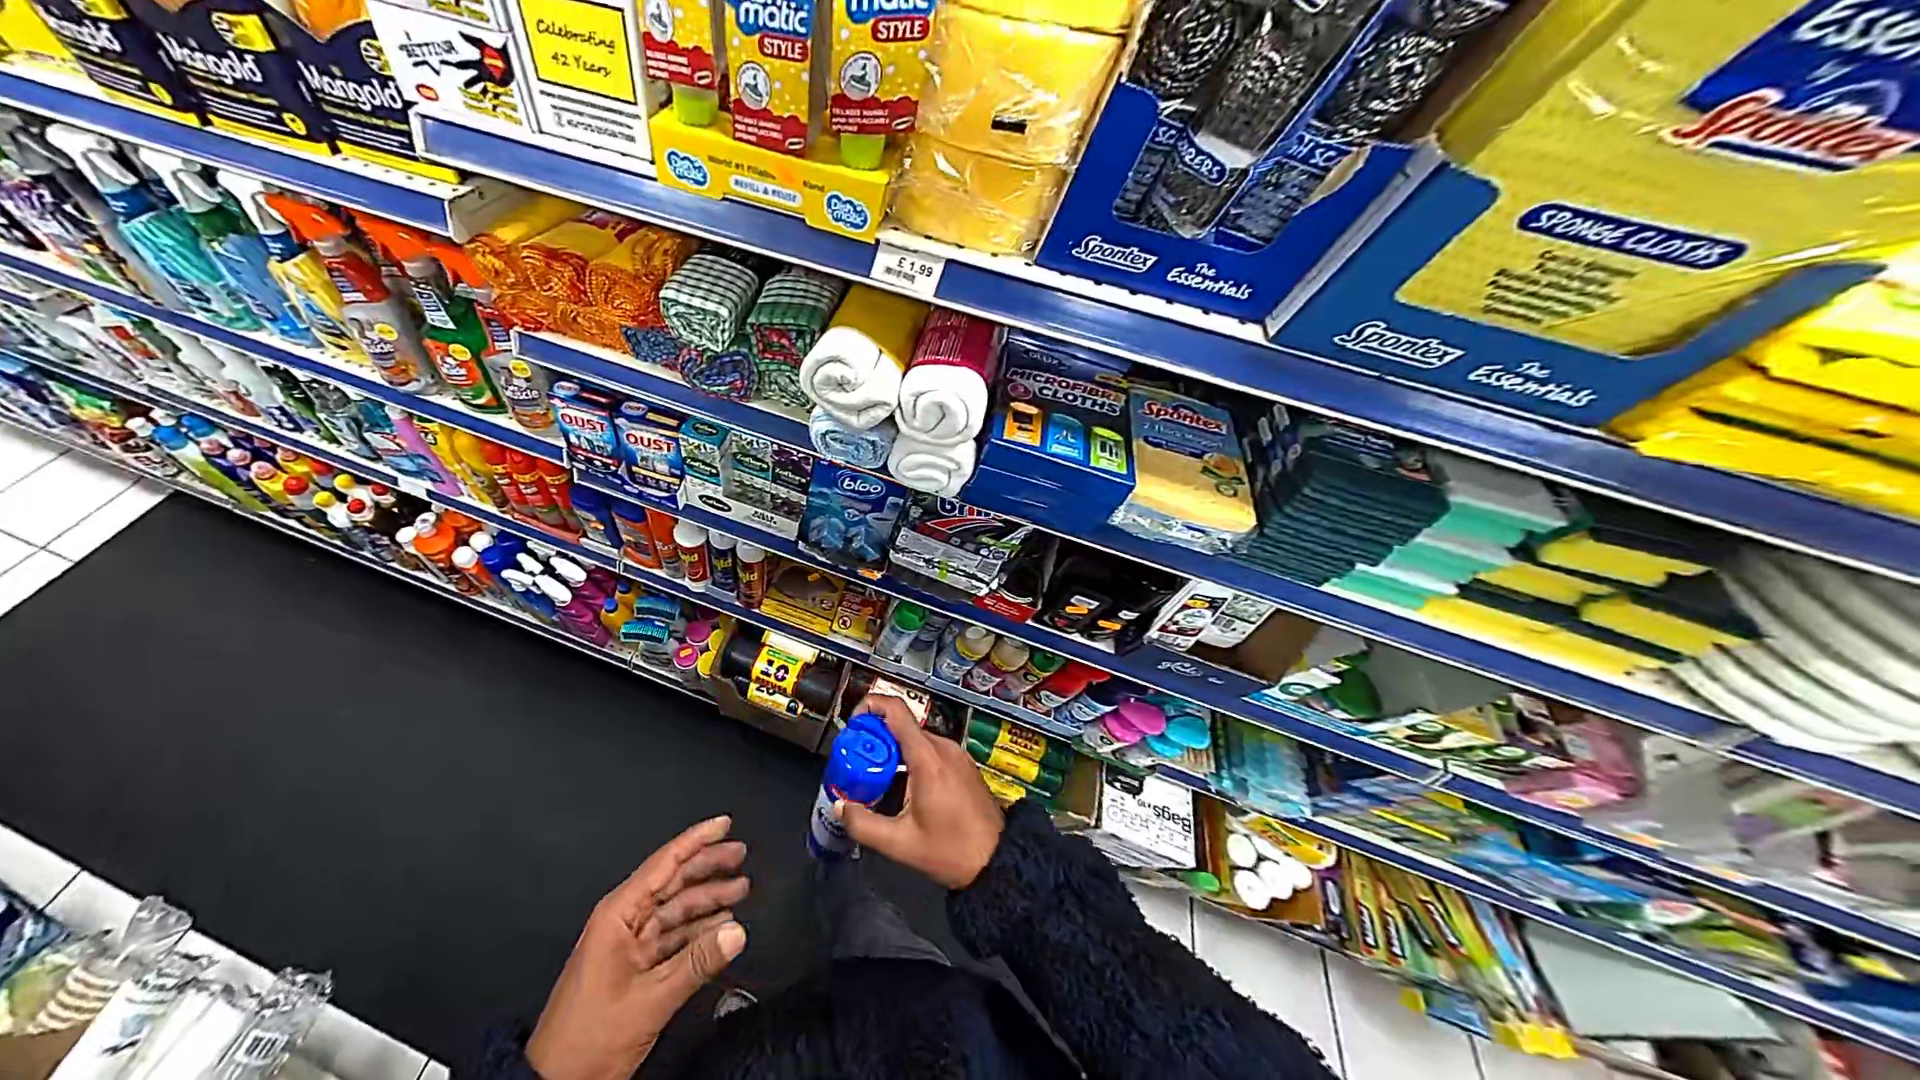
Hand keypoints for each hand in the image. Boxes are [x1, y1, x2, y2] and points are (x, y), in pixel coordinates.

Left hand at [525, 815, 750, 1079]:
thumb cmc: (586, 1042)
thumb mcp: (648, 1001)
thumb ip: (698, 963)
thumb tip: (738, 932)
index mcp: (618, 916)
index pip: (664, 864)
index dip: (696, 840)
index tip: (724, 824)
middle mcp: (624, 922)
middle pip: (673, 881)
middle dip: (708, 867)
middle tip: (741, 856)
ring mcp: (630, 944)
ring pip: (677, 908)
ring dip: (709, 899)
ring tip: (740, 890)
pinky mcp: (636, 965)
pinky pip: (674, 935)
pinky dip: (699, 929)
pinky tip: (721, 926)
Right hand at [836, 694, 1004, 889]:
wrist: (997, 860)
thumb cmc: (952, 851)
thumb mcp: (899, 843)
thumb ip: (862, 824)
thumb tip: (841, 806)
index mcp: (928, 758)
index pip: (896, 710)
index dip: (870, 706)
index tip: (853, 724)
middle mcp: (944, 748)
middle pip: (901, 727)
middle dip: (875, 741)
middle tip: (857, 767)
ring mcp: (956, 754)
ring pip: (915, 740)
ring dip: (892, 754)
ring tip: (876, 783)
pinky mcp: (962, 765)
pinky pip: (930, 751)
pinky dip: (910, 761)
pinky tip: (902, 791)